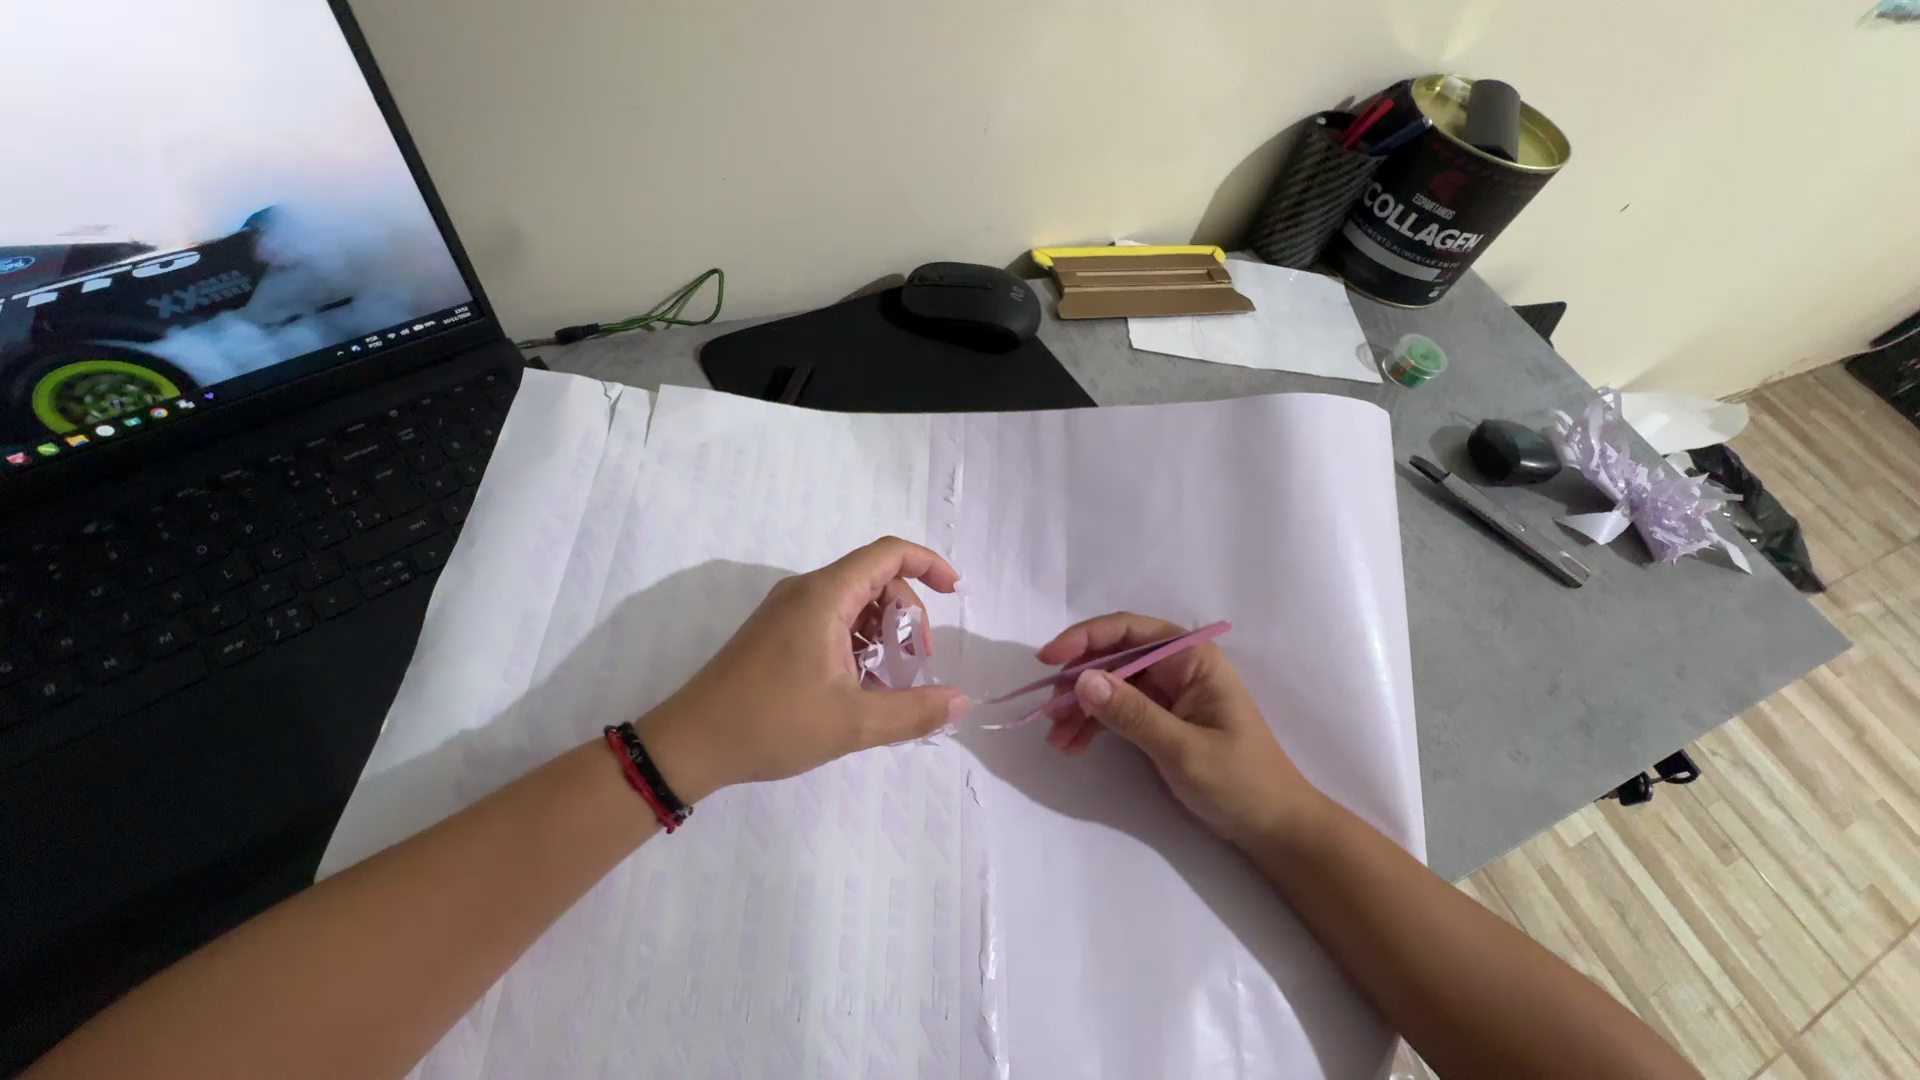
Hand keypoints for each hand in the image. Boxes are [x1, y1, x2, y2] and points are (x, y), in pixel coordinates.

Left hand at [637, 537, 970, 802]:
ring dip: (882, 634)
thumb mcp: (853, 723)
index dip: (929, 564)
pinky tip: (859, 687)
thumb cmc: (771, 723)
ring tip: (889, 681)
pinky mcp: (776, 633)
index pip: (888, 554)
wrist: (689, 743)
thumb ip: (913, 711)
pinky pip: (831, 621)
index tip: (956, 592)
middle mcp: (805, 592)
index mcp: (824, 596)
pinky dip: (857, 644)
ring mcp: (787, 611)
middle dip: (907, 616)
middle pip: (875, 580)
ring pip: (853, 602)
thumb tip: (961, 701)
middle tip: (916, 664)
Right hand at [1038, 612, 1321, 847]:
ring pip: (1109, 684)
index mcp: (1192, 659)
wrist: (1274, 827)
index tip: (1049, 660)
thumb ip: (1133, 713)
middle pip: (1114, 656)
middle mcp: (1177, 667)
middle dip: (1077, 679)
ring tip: (1055, 737)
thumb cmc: (1241, 782)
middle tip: (1047, 711)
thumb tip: (1082, 680)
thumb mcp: (1184, 748)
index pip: (1130, 631)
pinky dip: (1092, 724)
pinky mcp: (1160, 719)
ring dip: (1079, 706)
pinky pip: (1116, 710)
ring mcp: (1168, 693)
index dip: (1085, 638)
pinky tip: (1072, 744)